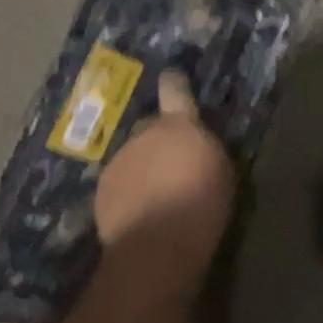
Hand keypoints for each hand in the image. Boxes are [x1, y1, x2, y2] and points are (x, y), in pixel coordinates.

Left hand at [93, 71, 235, 293]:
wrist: (155, 245)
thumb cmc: (201, 205)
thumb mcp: (220, 170)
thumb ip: (204, 148)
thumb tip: (195, 143)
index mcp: (179, 126)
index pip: (175, 91)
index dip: (173, 83)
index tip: (171, 76)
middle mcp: (144, 135)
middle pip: (149, 127)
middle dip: (158, 139)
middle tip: (172, 162)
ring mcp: (119, 161)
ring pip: (132, 156)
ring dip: (142, 167)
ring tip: (156, 193)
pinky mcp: (102, 189)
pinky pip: (119, 182)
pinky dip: (128, 191)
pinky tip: (140, 212)